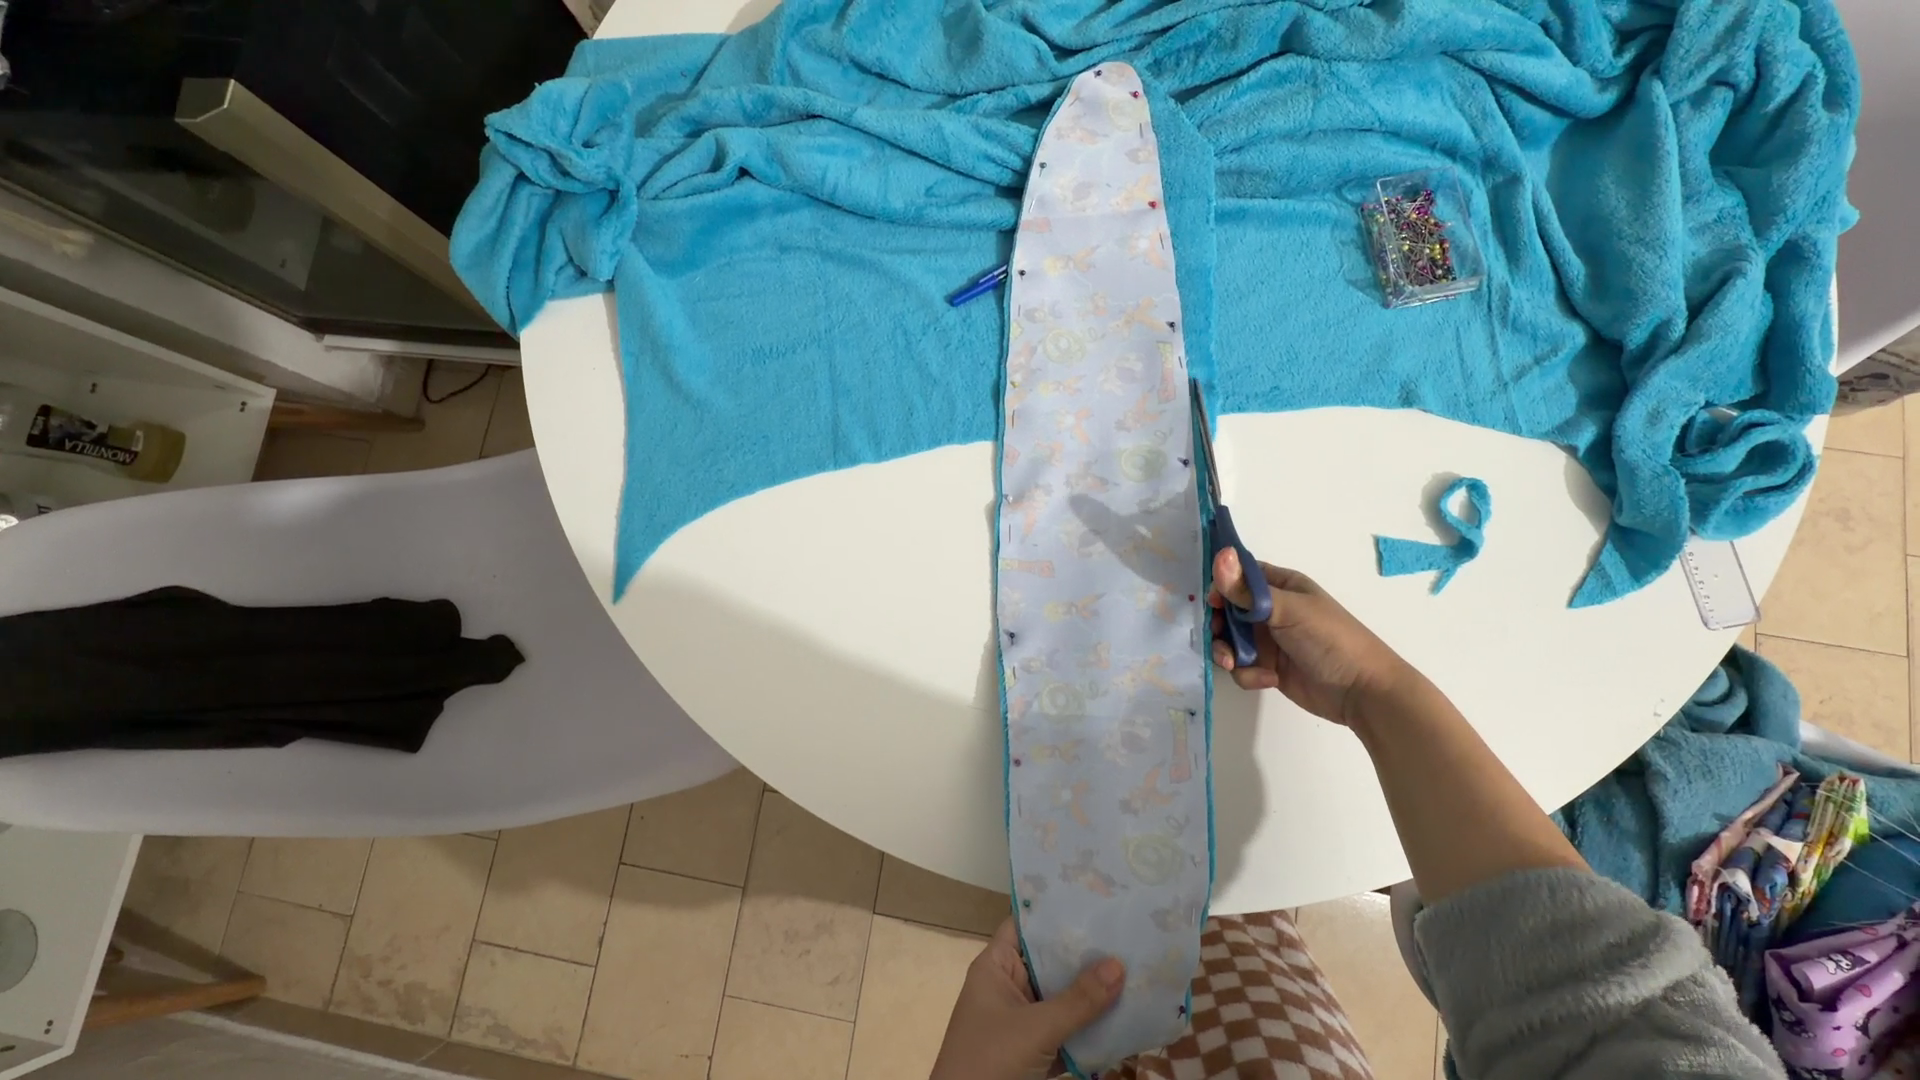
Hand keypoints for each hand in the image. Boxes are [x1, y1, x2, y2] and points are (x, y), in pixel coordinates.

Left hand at [929, 918, 1123, 1079]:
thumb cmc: (990, 1062)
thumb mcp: (1036, 1029)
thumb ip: (1078, 1000)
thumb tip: (1119, 962)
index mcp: (995, 967)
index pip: (1026, 925)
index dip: (1057, 912)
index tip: (1096, 899)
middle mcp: (1008, 987)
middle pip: (1050, 962)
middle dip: (1085, 955)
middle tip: (1128, 934)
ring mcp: (1021, 1021)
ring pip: (1061, 998)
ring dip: (1092, 993)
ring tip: (1136, 970)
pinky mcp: (1034, 1052)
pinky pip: (1066, 1031)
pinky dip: (1089, 1028)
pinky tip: (1124, 1018)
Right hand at [1208, 549, 1421, 726]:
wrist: (1361, 691)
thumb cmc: (1330, 639)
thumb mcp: (1288, 610)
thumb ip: (1247, 590)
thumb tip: (1220, 555)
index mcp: (1281, 586)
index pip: (1239, 577)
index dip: (1222, 586)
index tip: (1212, 603)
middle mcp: (1271, 610)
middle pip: (1227, 611)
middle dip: (1219, 626)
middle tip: (1219, 636)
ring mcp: (1268, 640)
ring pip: (1229, 641)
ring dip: (1227, 652)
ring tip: (1234, 664)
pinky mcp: (1267, 667)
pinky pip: (1241, 667)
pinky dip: (1248, 673)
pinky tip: (1268, 679)